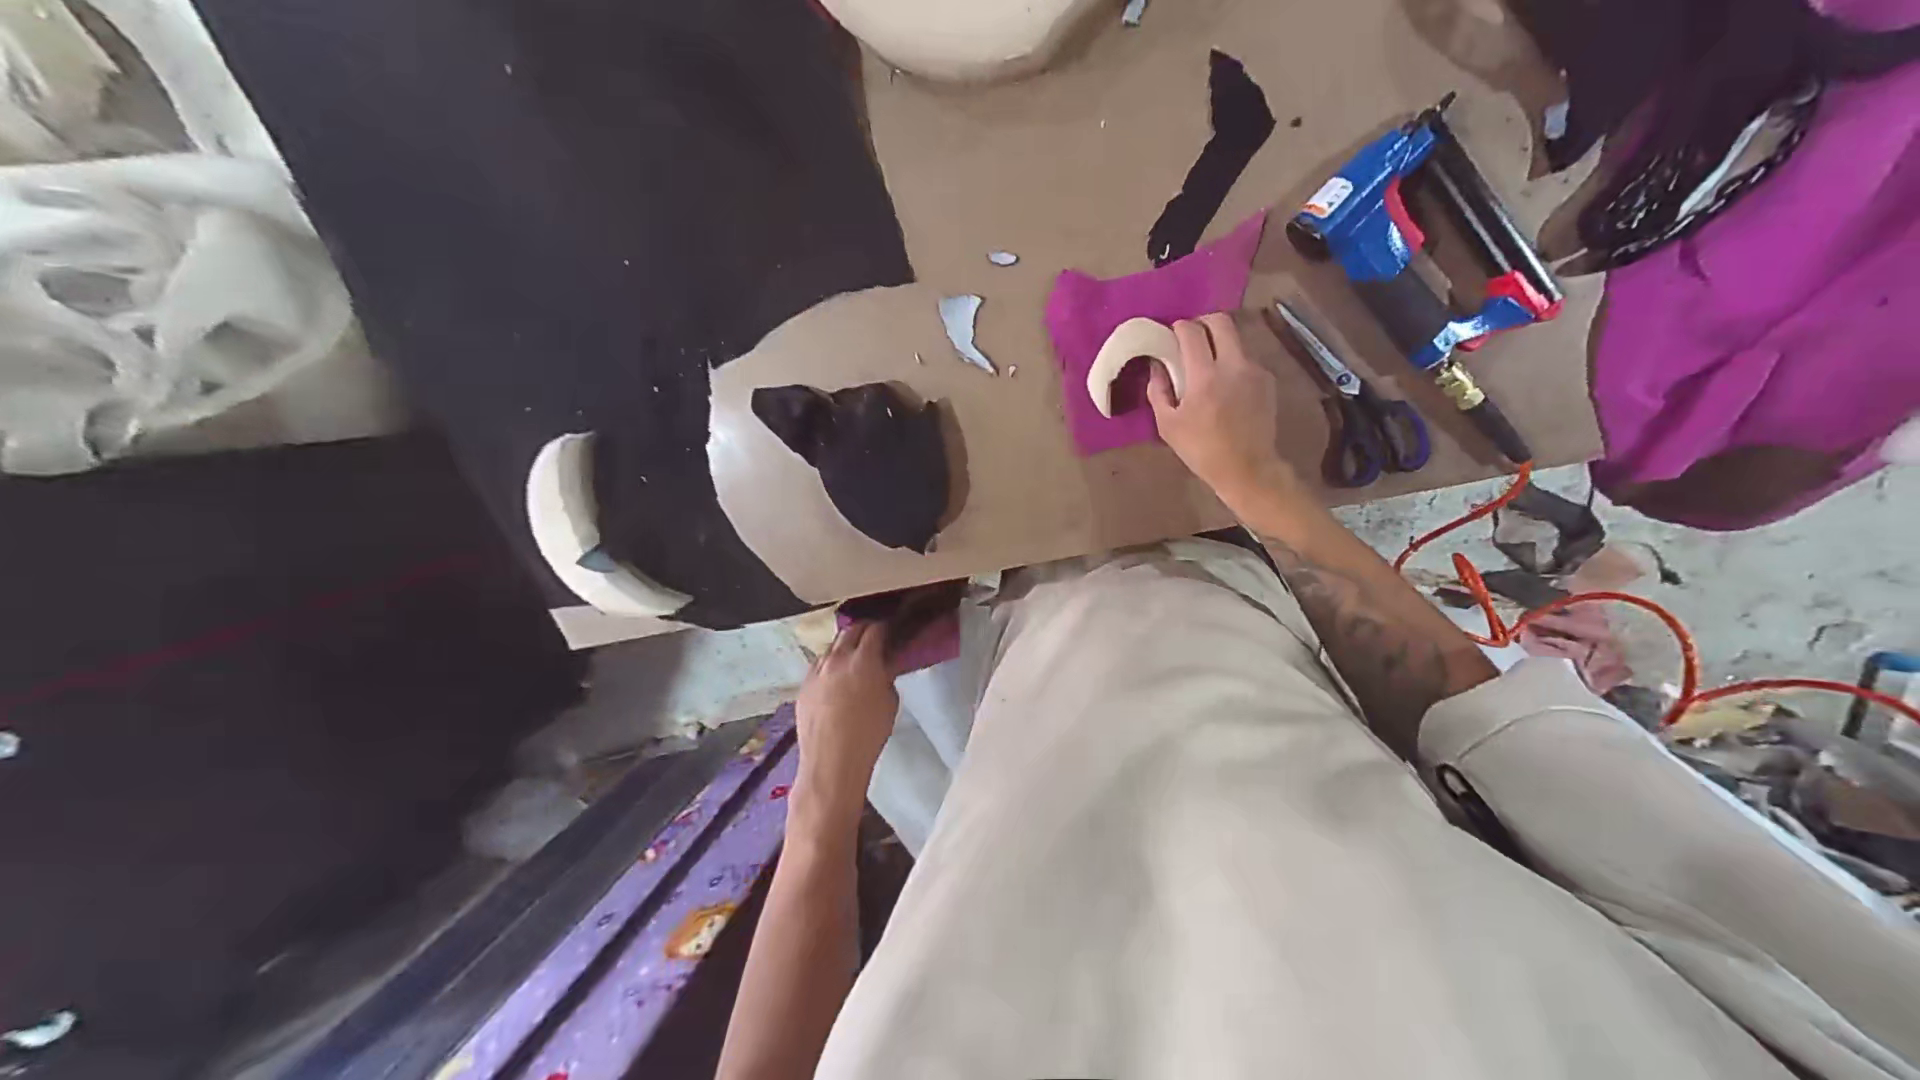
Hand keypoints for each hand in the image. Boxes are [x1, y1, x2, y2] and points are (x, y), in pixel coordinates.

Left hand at [791, 621, 897, 835]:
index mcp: (863, 660)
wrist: (831, 761)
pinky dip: (830, 662)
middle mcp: (837, 658)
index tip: (890, 631)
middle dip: (864, 630)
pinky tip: (836, 674)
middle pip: (850, 631)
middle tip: (875, 637)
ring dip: (845, 644)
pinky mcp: (804, 684)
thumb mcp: (890, 702)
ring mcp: (816, 670)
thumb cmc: (869, 734)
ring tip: (854, 654)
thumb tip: (883, 664)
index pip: (875, 630)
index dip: (884, 627)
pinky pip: (819, 664)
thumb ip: (887, 676)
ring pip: (832, 646)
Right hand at [1148, 313, 1296, 513]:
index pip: (1192, 333)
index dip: (1179, 328)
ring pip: (1236, 339)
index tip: (1171, 335)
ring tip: (1207, 364)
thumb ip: (1158, 391)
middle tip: (1191, 337)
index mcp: (1205, 377)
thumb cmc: (1201, 450)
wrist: (1247, 468)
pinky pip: (1246, 359)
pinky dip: (1232, 363)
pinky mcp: (1267, 380)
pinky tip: (1225, 385)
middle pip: (1221, 322)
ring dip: (1219, 343)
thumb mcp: (1168, 426)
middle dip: (1202, 322)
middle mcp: (1234, 366)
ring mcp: (1255, 371)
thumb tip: (1157, 367)